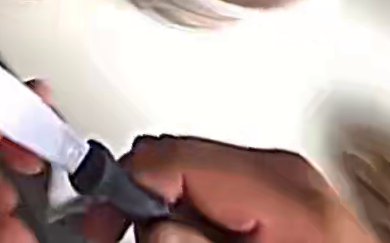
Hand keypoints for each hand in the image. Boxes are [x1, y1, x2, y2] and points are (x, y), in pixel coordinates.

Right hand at [79, 137, 373, 242]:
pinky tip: (195, 236)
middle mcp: (283, 170)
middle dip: (142, 195)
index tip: (101, 222)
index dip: (127, 187)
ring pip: (192, 166)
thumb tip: (151, 226)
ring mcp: (287, 179)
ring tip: (164, 239)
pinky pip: (218, 183)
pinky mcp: (288, 194)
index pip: (174, 159)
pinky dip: (195, 208)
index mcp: (280, 191)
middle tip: (116, 233)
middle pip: (178, 154)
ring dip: (167, 203)